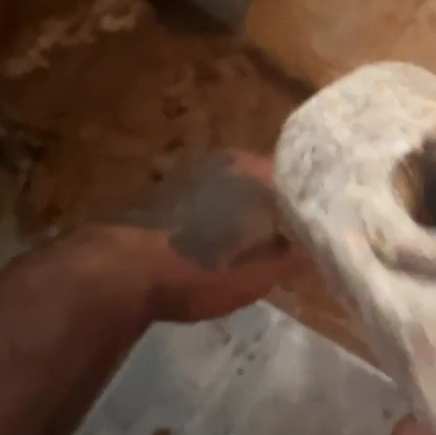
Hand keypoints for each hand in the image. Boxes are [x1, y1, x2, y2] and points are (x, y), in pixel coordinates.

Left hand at [103, 151, 293, 322]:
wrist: (116, 274)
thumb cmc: (206, 264)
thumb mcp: (268, 269)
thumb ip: (299, 250)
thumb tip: (318, 240)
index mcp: (257, 167)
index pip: (298, 179)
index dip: (307, 205)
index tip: (312, 228)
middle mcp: (223, 160)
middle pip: (260, 183)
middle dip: (269, 208)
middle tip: (279, 241)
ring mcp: (183, 175)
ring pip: (224, 194)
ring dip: (233, 216)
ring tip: (239, 249)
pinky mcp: (152, 197)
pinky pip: (193, 207)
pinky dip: (201, 224)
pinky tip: (200, 252)